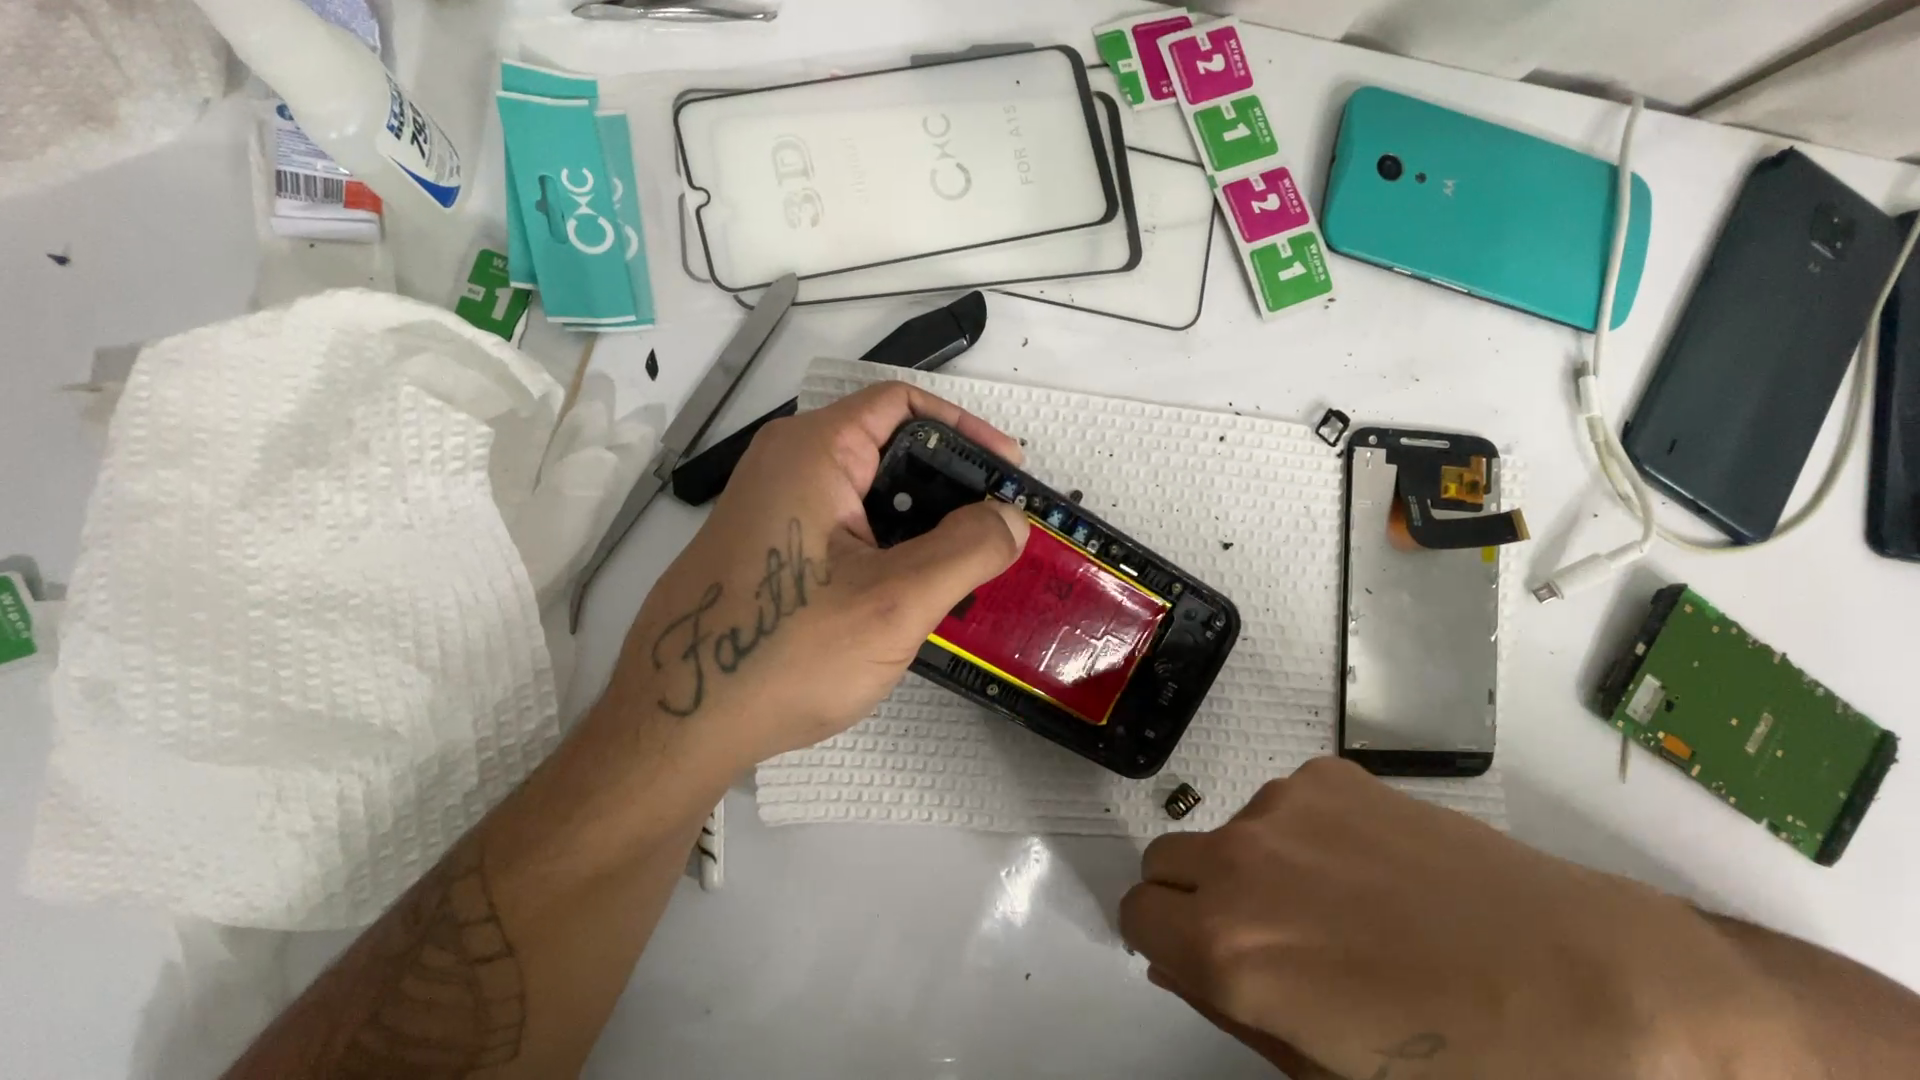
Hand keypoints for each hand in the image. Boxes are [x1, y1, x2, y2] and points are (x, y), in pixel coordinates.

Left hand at [606, 382, 1029, 769]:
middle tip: (995, 532)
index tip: (1010, 473)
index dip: (966, 428)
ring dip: (920, 524)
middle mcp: (785, 465)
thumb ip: (966, 551)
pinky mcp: (766, 550)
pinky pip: (842, 530)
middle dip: (949, 486)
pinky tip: (910, 595)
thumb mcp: (895, 602)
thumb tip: (1011, 517)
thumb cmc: (785, 654)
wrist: (677, 725)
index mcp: (812, 451)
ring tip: (965, 570)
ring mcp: (770, 510)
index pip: (902, 403)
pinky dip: (887, 548)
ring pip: (866, 495)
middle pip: (886, 447)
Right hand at [1119, 758, 1809, 1079]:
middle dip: (1193, 901)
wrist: (1607, 989)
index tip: (1208, 965)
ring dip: (1253, 867)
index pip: (1137, 919)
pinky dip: (1304, 836)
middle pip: (1163, 863)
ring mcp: (1287, 807)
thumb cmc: (1470, 1068)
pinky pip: (1283, 806)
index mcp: (1228, 947)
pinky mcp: (1336, 776)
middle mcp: (1239, 861)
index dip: (1167, 948)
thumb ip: (1233, 1012)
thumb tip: (1179, 965)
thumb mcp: (1332, 1074)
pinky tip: (1378, 873)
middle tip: (1267, 942)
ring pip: (1227, 833)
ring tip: (1343, 910)